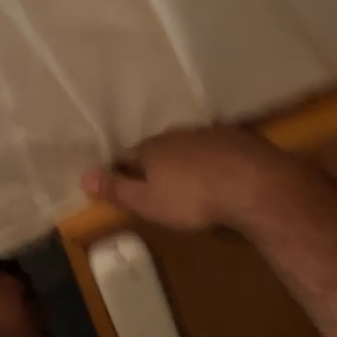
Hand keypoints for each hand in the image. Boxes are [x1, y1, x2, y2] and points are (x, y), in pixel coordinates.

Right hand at [81, 126, 310, 231]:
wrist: (254, 184)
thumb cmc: (193, 199)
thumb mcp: (149, 203)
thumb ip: (117, 189)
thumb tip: (83, 176)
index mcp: (152, 149)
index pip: (129, 155)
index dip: (126, 169)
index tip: (125, 181)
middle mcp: (176, 134)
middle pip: (160, 147)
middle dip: (158, 162)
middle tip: (160, 182)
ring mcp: (209, 133)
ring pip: (189, 145)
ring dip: (187, 158)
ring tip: (192, 178)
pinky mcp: (238, 138)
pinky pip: (218, 147)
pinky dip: (215, 158)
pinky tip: (223, 172)